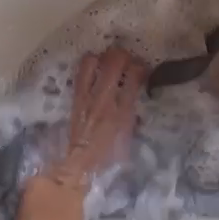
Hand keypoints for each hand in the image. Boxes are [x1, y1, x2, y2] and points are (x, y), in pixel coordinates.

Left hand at [39, 48, 147, 191]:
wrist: (79, 164)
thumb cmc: (107, 157)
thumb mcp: (129, 139)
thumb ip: (133, 118)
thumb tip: (135, 103)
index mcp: (124, 111)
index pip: (136, 76)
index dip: (141, 67)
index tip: (142, 69)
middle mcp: (106, 98)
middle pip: (115, 61)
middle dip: (123, 55)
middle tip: (126, 59)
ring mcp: (88, 96)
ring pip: (94, 62)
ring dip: (103, 58)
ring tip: (108, 61)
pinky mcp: (75, 97)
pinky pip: (81, 73)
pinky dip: (88, 65)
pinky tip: (93, 68)